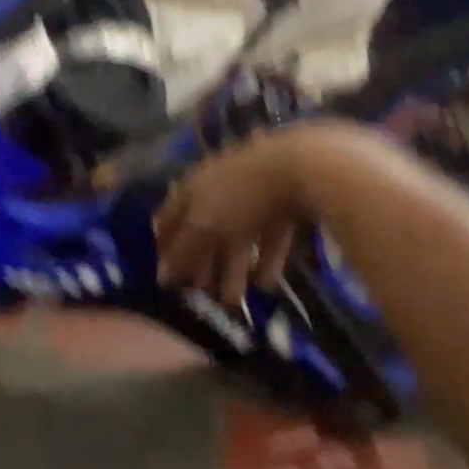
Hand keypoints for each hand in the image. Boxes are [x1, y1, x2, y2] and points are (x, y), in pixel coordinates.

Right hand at [153, 125, 337, 304]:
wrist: (307, 166)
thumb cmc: (242, 195)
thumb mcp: (204, 226)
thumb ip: (183, 253)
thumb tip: (161, 276)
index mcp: (193, 186)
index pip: (170, 218)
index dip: (165, 246)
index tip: (164, 274)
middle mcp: (219, 187)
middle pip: (204, 230)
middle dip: (201, 263)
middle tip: (200, 292)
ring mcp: (254, 194)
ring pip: (237, 236)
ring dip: (232, 269)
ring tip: (233, 301)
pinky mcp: (286, 203)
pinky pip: (269, 235)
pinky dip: (265, 260)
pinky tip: (266, 285)